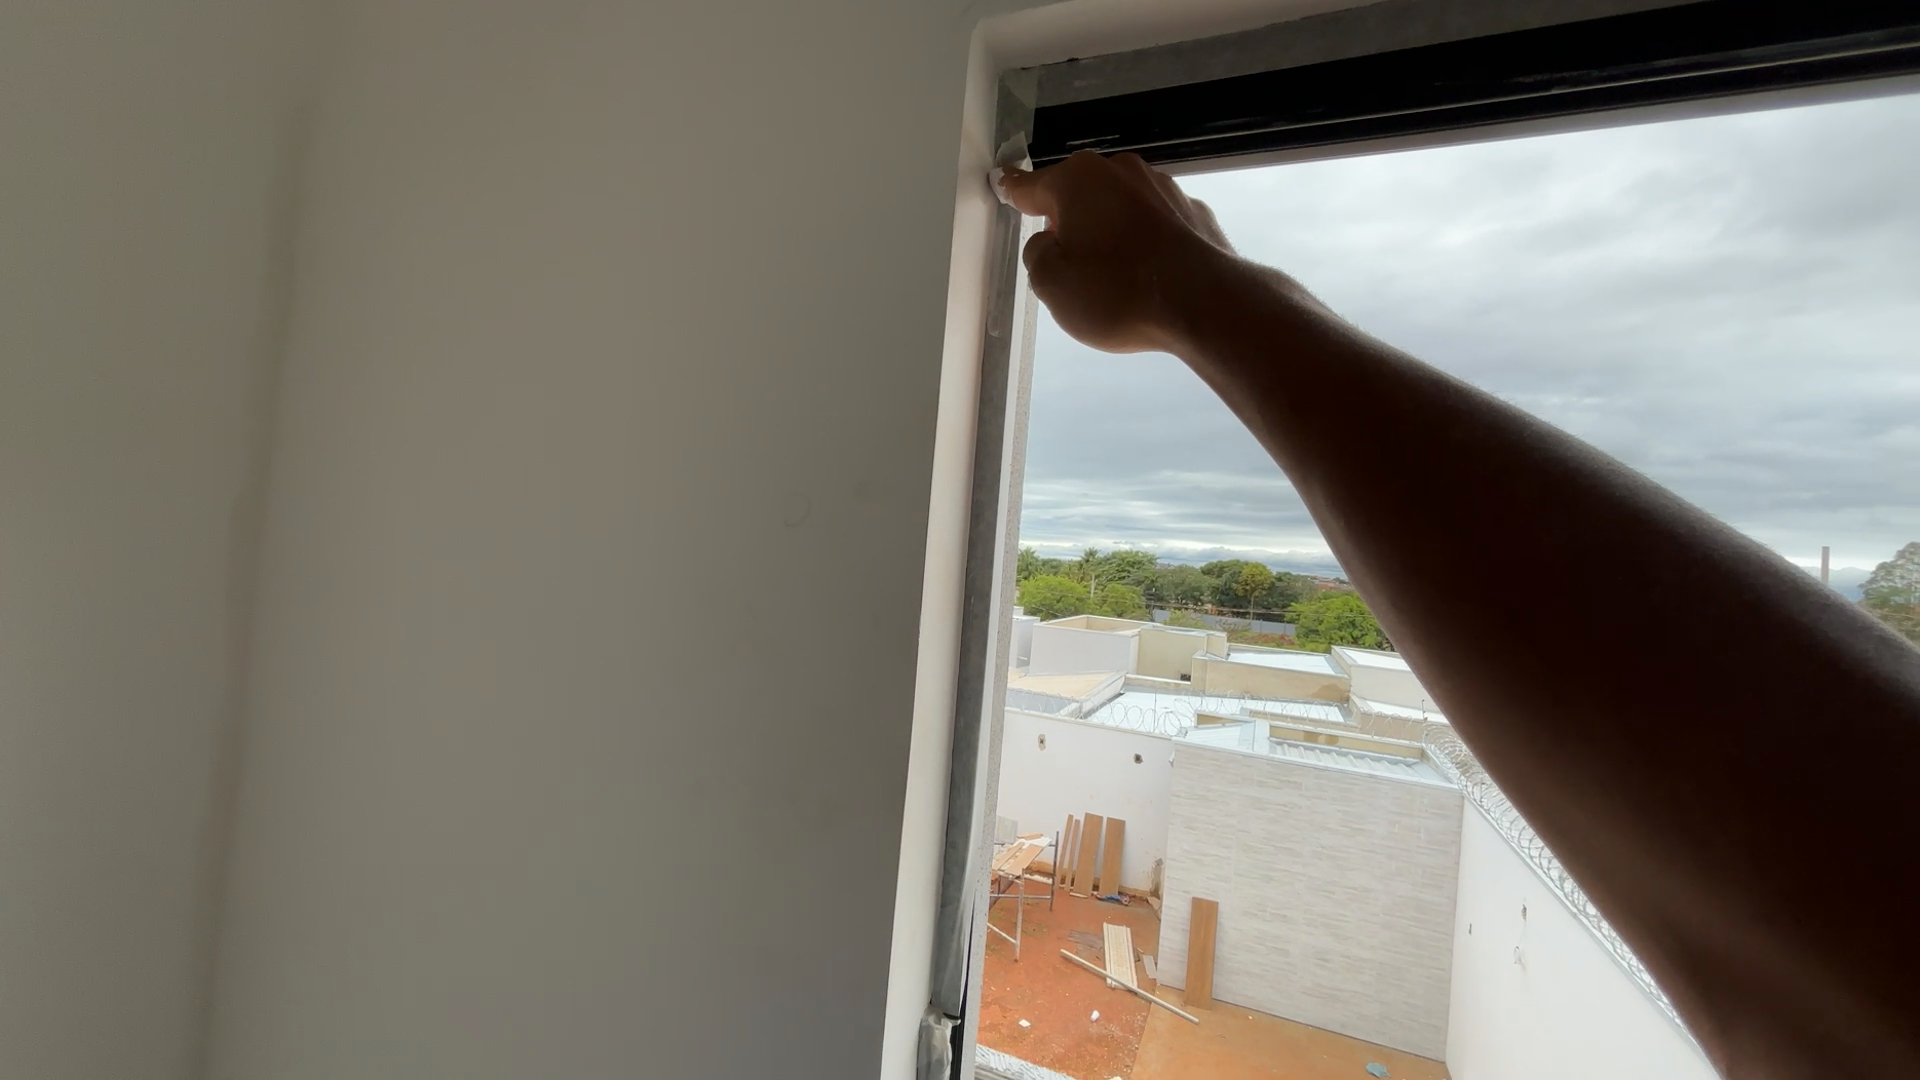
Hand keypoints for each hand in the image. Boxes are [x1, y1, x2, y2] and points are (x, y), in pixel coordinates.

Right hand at [1001, 151, 1236, 354]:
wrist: (1203, 303)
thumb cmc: (1117, 292)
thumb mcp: (1052, 285)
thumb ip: (1038, 257)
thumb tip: (1049, 242)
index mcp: (1078, 182)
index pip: (1033, 185)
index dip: (1015, 191)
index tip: (1005, 184)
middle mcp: (1121, 172)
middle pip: (1080, 195)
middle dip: (1068, 221)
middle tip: (1067, 266)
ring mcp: (1162, 189)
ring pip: (1119, 209)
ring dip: (1108, 233)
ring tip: (1111, 279)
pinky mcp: (1192, 214)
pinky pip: (1153, 227)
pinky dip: (1142, 245)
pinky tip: (1146, 277)